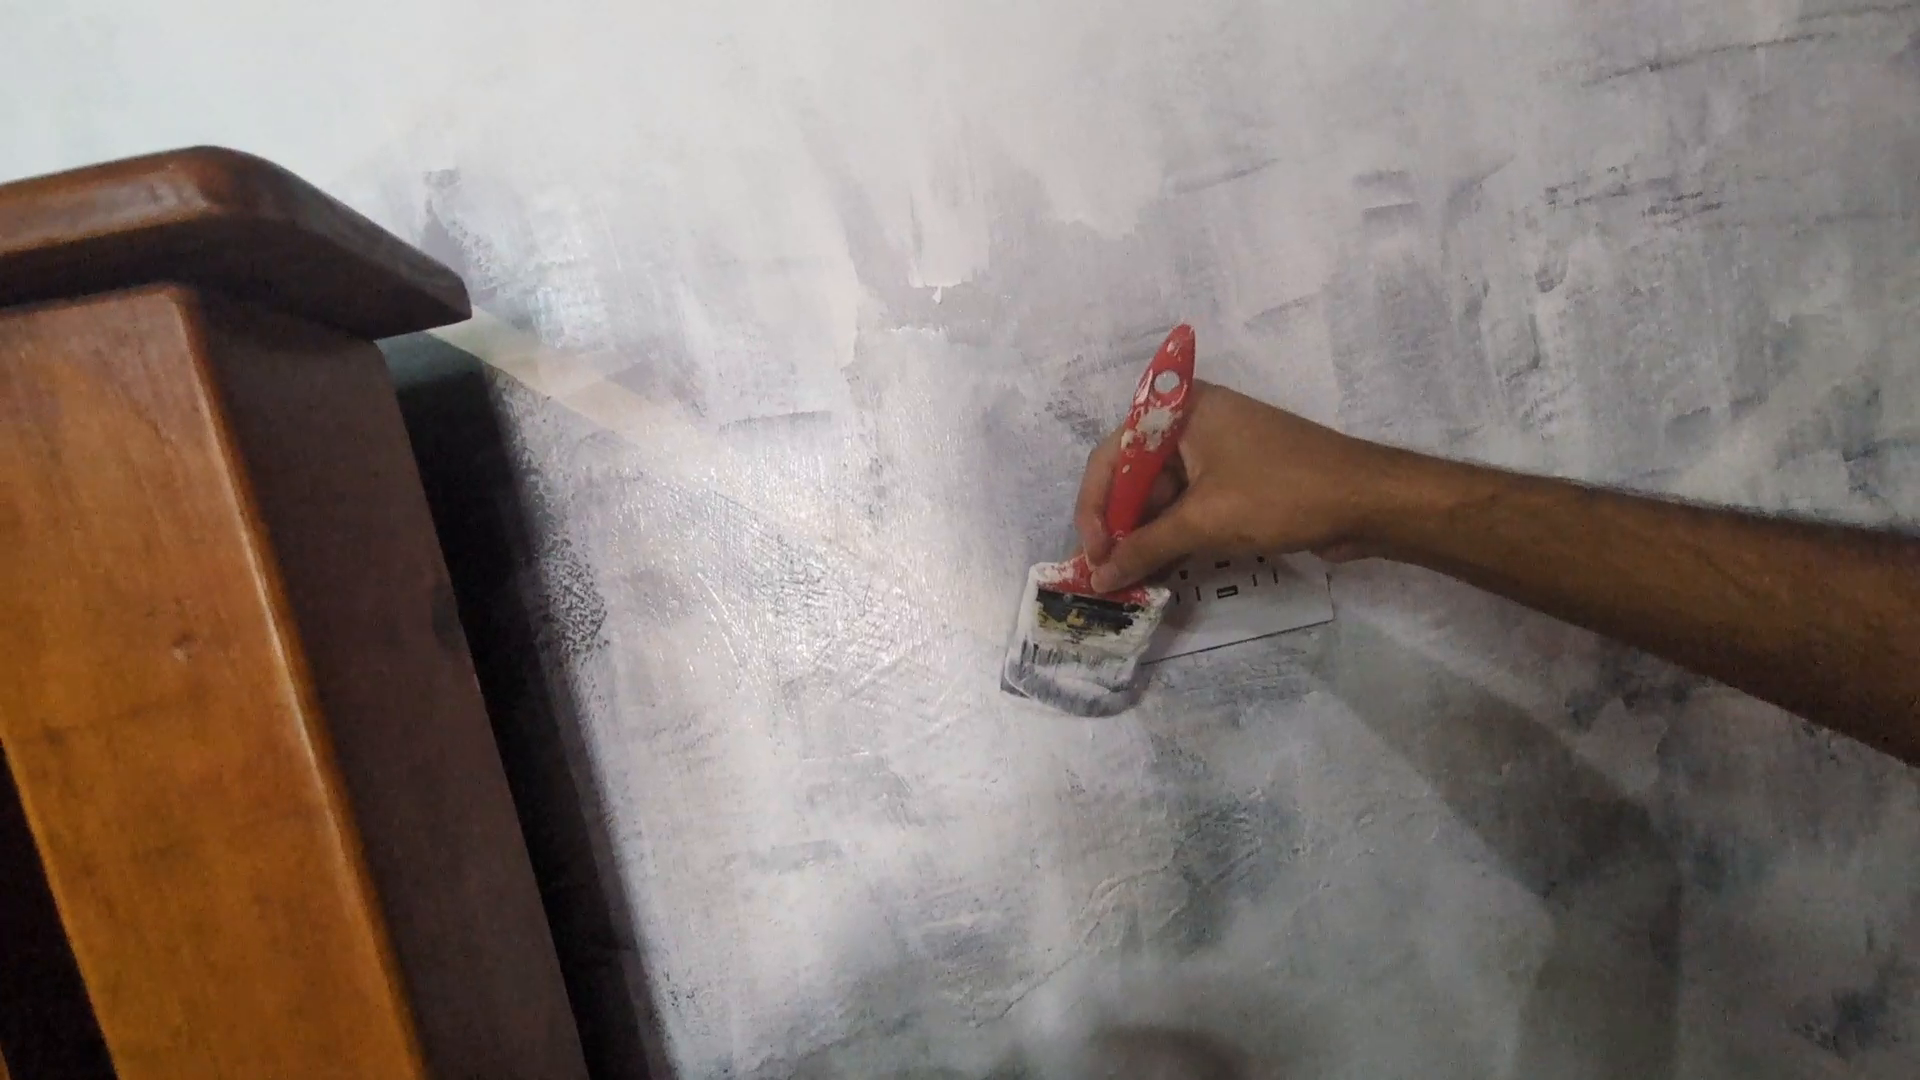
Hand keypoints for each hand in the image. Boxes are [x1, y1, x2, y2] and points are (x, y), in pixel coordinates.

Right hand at [1073, 381, 1405, 590]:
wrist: (1370, 500)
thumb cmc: (1281, 494)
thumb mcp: (1205, 521)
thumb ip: (1144, 548)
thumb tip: (1097, 579)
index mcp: (1179, 412)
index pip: (1111, 456)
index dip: (1094, 507)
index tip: (1093, 554)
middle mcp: (1191, 423)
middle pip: (1133, 475)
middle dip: (1118, 525)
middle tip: (1109, 570)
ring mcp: (1214, 449)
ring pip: (1160, 493)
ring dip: (1144, 534)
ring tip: (1131, 575)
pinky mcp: (1233, 476)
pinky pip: (1187, 502)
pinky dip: (1172, 533)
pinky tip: (1161, 564)